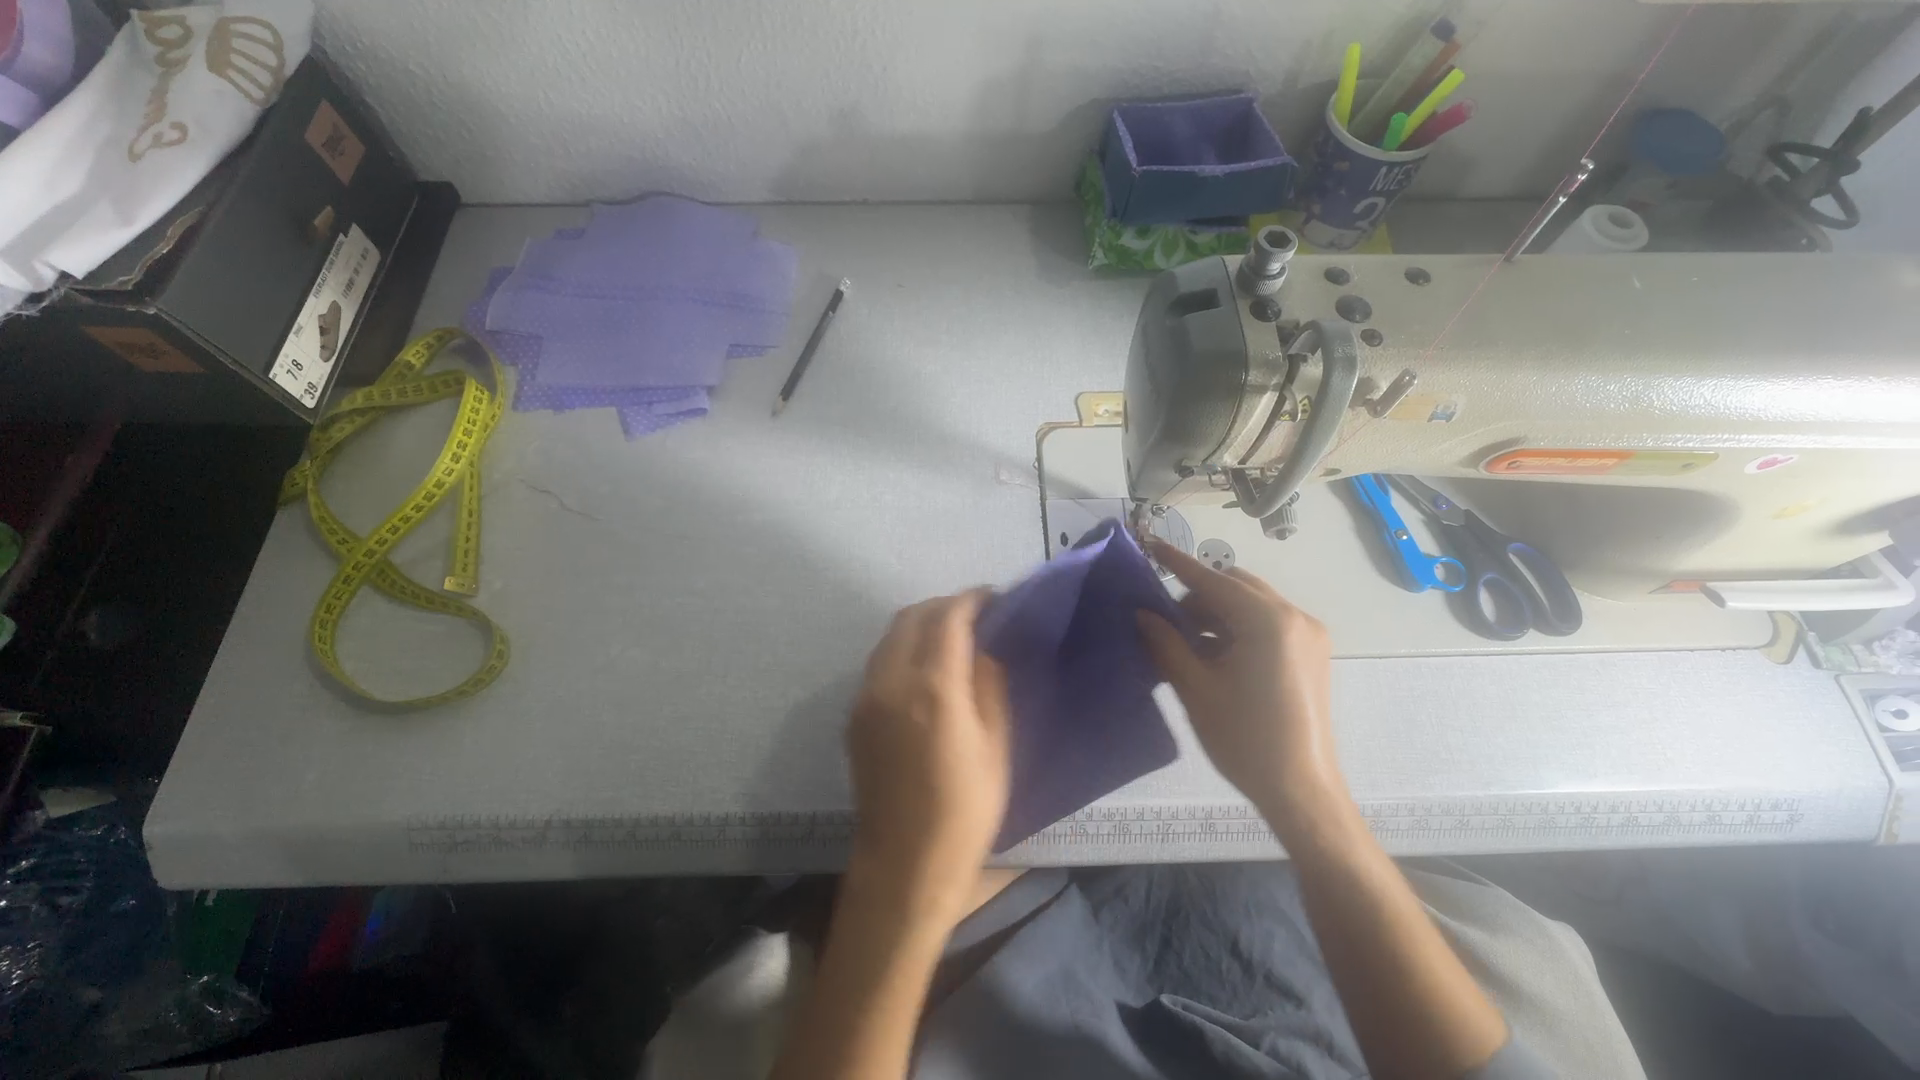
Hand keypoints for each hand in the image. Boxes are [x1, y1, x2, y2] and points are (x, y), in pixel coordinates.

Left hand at [846, 590, 1010, 920]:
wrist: (905, 864)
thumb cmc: (966, 811)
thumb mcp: (996, 747)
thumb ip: (989, 686)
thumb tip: (983, 650)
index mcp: (933, 687)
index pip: (949, 617)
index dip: (973, 600)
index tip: (995, 600)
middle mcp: (891, 681)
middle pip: (913, 616)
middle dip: (945, 606)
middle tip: (977, 617)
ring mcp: (865, 698)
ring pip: (890, 637)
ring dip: (921, 625)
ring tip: (953, 639)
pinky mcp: (854, 717)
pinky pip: (879, 663)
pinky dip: (904, 650)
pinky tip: (926, 671)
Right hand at [1135, 539, 1345, 821]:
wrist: (1301, 789)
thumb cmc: (1243, 739)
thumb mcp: (1196, 688)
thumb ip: (1166, 643)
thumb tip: (1142, 614)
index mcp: (1267, 621)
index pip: (1212, 580)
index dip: (1177, 564)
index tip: (1150, 544)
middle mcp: (1294, 617)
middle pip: (1236, 587)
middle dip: (1198, 596)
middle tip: (1164, 623)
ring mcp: (1308, 634)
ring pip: (1252, 605)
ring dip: (1218, 614)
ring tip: (1187, 645)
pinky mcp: (1312, 653)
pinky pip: (1268, 624)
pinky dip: (1239, 629)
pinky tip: (1215, 657)